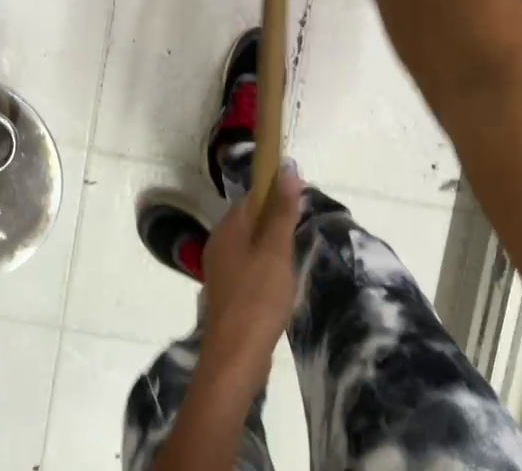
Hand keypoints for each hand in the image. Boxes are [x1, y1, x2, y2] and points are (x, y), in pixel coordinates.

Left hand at [199, 167, 305, 391]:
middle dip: (274, 217)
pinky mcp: (226, 291)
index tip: (302, 198)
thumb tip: (286, 165)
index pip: (252, 195)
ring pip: (248, 243)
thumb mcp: (276, 250)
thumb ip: (281, 210)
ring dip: (270, 243)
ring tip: (295, 253)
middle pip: (249, 218)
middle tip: (303, 228)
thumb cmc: (258, 298)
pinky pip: (247, 264)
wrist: (234, 356)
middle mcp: (218, 242)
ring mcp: (220, 268)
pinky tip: (279, 279)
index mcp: (228, 227)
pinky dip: (264, 264)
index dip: (276, 191)